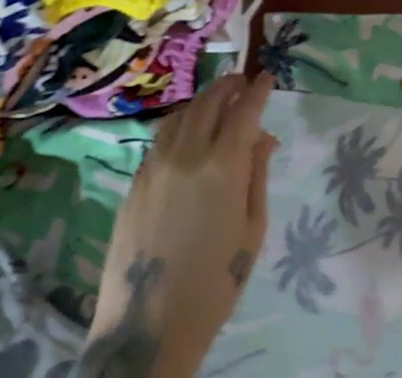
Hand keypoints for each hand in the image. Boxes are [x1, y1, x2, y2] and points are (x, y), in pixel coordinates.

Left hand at [81, 72, 276, 377]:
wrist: (149, 325)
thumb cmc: (216, 281)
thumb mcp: (252, 228)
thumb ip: (256, 175)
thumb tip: (263, 138)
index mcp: (223, 166)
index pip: (243, 110)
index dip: (258, 89)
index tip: (268, 76)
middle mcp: (186, 155)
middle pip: (208, 103)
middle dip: (228, 86)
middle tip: (243, 81)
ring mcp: (154, 168)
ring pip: (179, 116)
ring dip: (202, 102)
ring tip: (217, 102)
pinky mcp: (133, 184)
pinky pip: (159, 140)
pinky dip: (180, 124)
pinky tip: (189, 135)